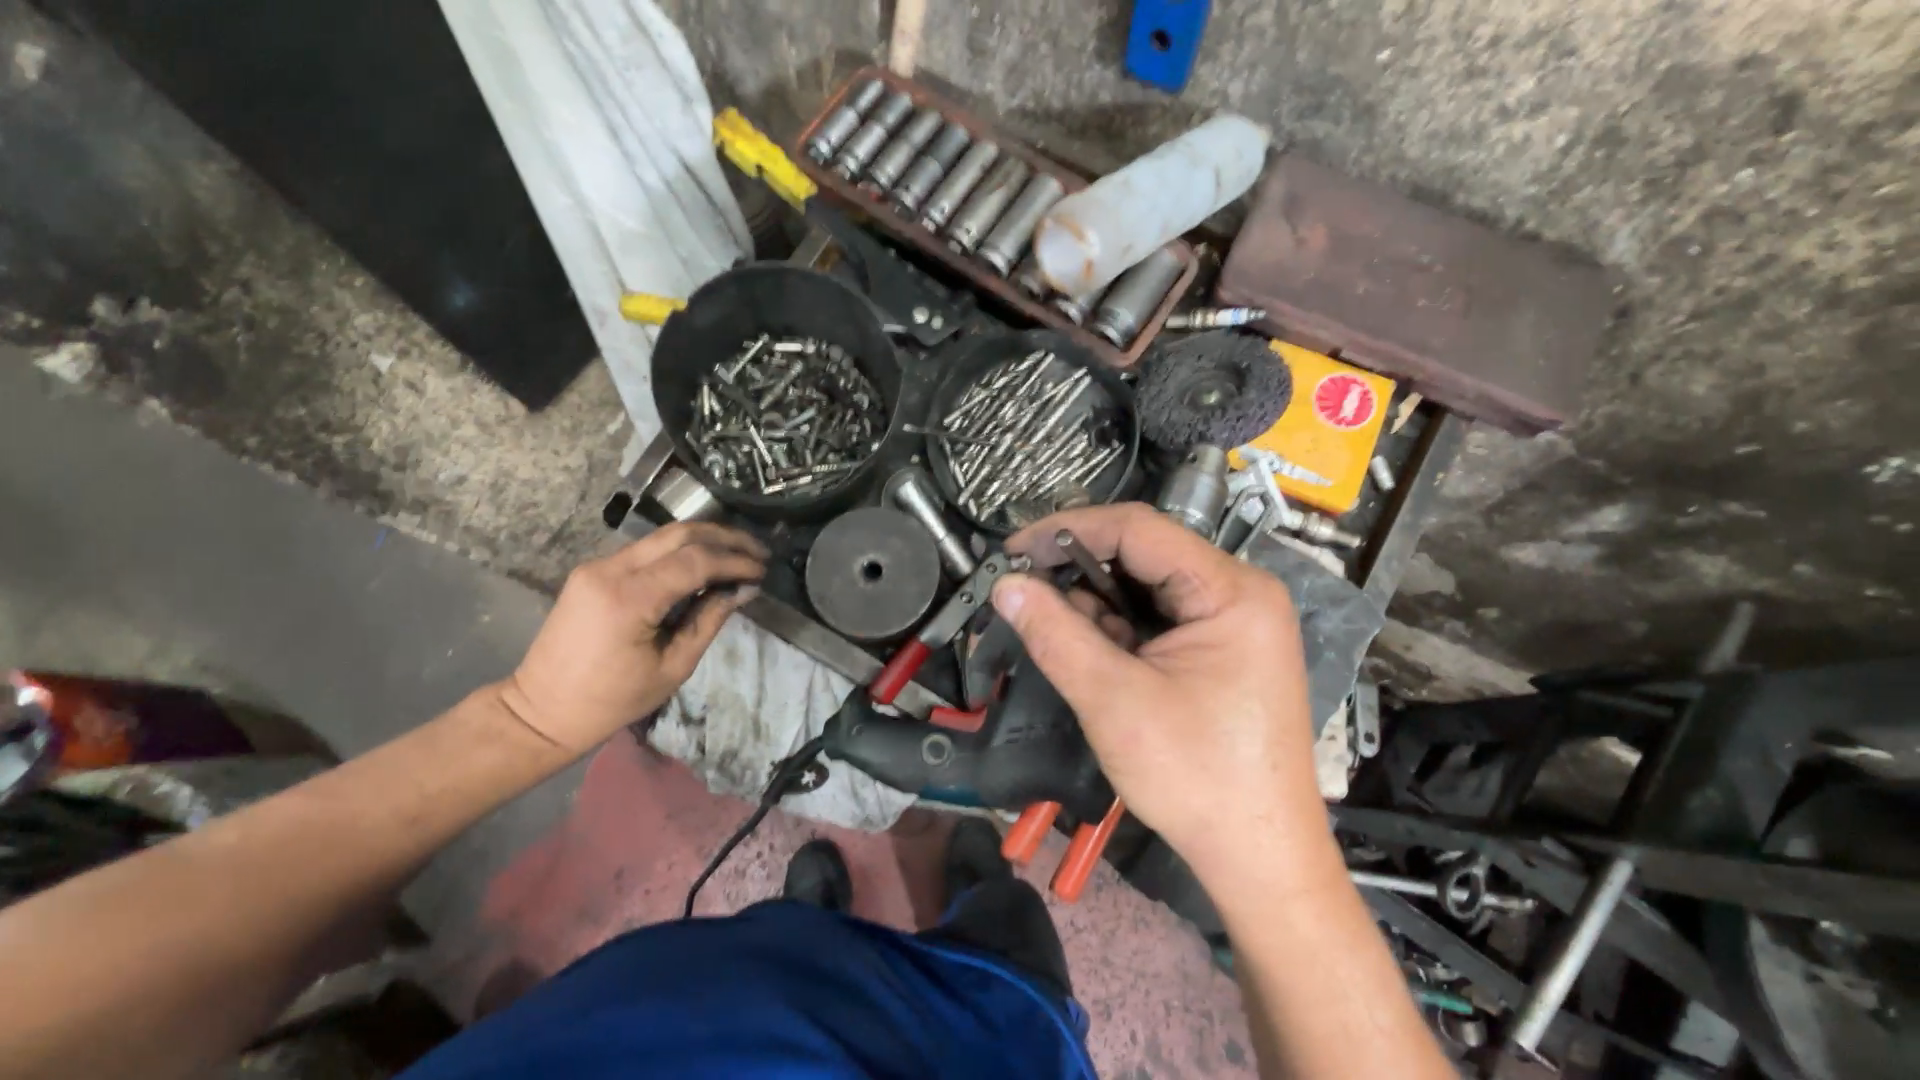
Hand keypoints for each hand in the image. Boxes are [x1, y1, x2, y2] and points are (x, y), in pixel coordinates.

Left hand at [498, 523, 767, 751]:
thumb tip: (743, 590)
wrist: (542, 710)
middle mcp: (610, 569)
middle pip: (679, 534)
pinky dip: (679, 552)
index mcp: (629, 598)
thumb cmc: (612, 701)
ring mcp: (597, 566)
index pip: (695, 561)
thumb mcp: (673, 668)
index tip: (763, 570)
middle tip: (758, 552)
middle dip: (724, 538)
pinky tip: (702, 566)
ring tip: (738, 555)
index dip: (734, 561)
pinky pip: (645, 551)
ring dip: (703, 541)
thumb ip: (709, 621)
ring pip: (661, 537)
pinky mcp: (592, 571)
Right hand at [991, 503, 1324, 878]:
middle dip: (1079, 574)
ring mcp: (1235, 626)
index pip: (1139, 529)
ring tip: (1052, 632)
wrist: (1259, 857)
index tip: (1014, 551)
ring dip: (1095, 607)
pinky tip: (1089, 653)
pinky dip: (1119, 632)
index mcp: (1232, 590)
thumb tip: (1006, 586)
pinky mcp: (1223, 654)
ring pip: (1147, 590)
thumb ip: (1056, 634)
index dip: (1068, 531)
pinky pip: (1160, 622)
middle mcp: (1241, 595)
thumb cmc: (1198, 778)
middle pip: (1144, 557)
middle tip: (1023, 592)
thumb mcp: (1114, 700)